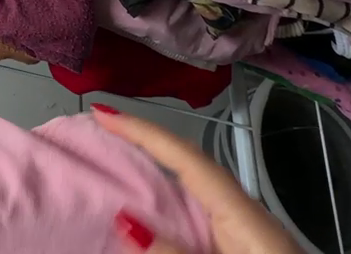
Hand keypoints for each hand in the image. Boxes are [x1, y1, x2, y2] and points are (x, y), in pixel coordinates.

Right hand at [93, 107, 303, 253]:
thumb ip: (177, 253)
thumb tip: (124, 220)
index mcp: (246, 215)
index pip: (187, 158)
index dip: (143, 132)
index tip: (101, 112)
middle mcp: (249, 217)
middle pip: (190, 166)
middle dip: (146, 144)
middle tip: (100, 130)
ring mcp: (250, 237)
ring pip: (195, 192)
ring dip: (157, 174)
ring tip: (116, 164)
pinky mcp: (247, 250)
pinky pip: (201, 215)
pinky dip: (172, 204)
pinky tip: (155, 216)